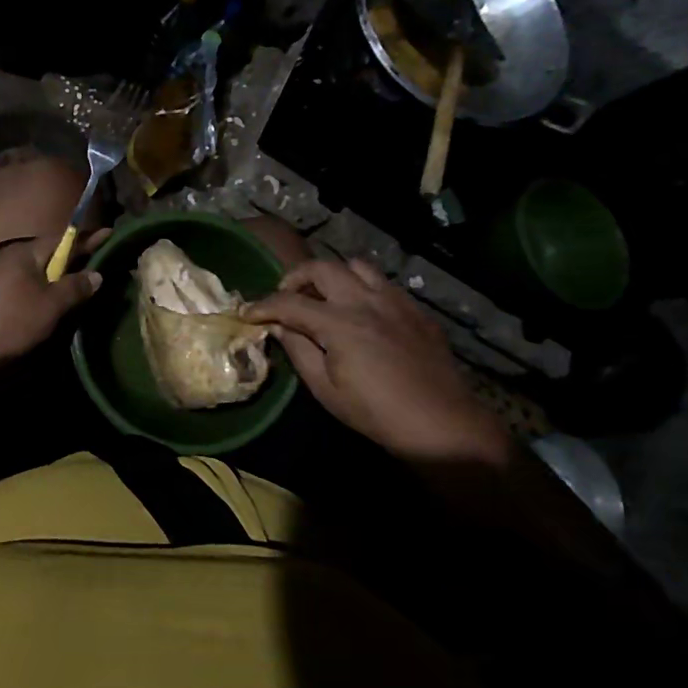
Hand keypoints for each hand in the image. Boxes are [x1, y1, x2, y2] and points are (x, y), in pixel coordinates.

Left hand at [0, 233, 105, 370]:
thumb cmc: (10, 320)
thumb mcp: (51, 304)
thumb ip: (76, 286)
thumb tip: (96, 275)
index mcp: (26, 252)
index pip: (65, 239)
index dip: (89, 238)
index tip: (111, 232)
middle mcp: (12, 258)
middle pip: (51, 254)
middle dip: (76, 256)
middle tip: (101, 258)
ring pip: (39, 271)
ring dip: (60, 276)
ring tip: (83, 282)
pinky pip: (28, 285)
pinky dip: (45, 290)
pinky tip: (54, 301)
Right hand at [245, 259, 514, 464]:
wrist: (440, 422)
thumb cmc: (377, 413)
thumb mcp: (327, 390)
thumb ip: (300, 351)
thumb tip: (281, 327)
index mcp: (340, 322)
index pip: (291, 303)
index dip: (264, 306)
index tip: (248, 312)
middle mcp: (365, 300)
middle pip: (322, 268)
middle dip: (296, 277)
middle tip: (286, 297)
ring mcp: (394, 300)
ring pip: (356, 266)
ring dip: (333, 275)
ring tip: (326, 297)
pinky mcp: (414, 308)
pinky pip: (382, 283)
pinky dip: (362, 287)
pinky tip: (362, 312)